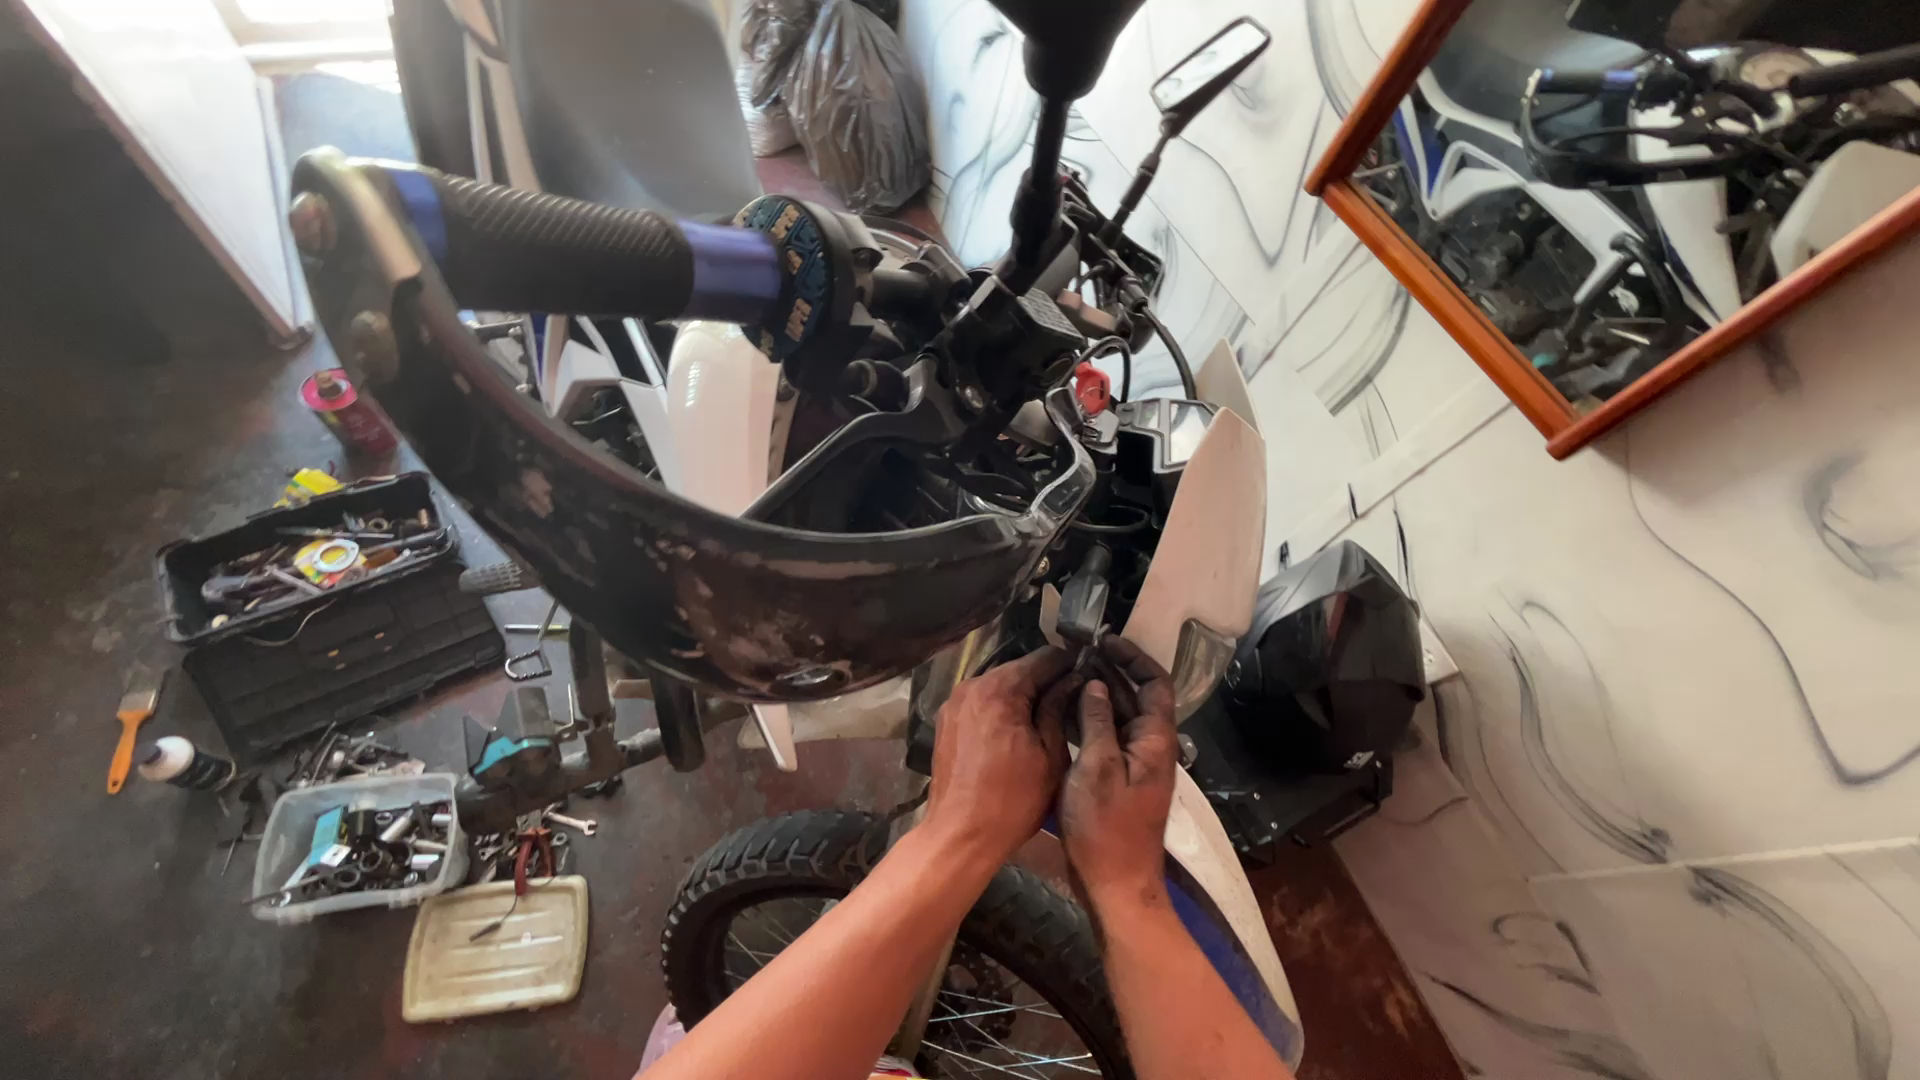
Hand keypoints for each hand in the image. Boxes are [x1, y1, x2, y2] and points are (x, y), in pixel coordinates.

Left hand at [926, 646, 1078, 865]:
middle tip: (1073, 698)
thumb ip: (1058, 709)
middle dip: (1045, 680)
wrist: (960, 834)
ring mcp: (955, 702)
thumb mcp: (1050, 755)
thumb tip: (1071, 680)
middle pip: (1018, 670)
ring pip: (999, 686)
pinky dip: (1002, 709)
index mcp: (999, 689)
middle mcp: (972, 686)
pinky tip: (1018, 730)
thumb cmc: (1012, 801)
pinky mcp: (947, 720)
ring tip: (1048, 716)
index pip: (1043, 658)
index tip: (1089, 673)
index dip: (1070, 664)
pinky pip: (982, 702)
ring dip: (1023, 695)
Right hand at [1059, 635, 1177, 912]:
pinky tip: (1062, 709)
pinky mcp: (1117, 778)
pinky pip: (1106, 736)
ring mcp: (1134, 763)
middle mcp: (1150, 746)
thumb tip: (1097, 684)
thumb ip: (1098, 722)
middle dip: (1110, 670)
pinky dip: (1088, 718)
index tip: (1103, 641)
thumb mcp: (1097, 768)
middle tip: (1076, 652)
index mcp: (1155, 740)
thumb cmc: (1107, 827)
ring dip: (1097, 692)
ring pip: (1119, 715)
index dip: (1133, 657)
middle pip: (1137, 695)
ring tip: (1065, 672)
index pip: (1155, 683)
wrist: (1116, 885)